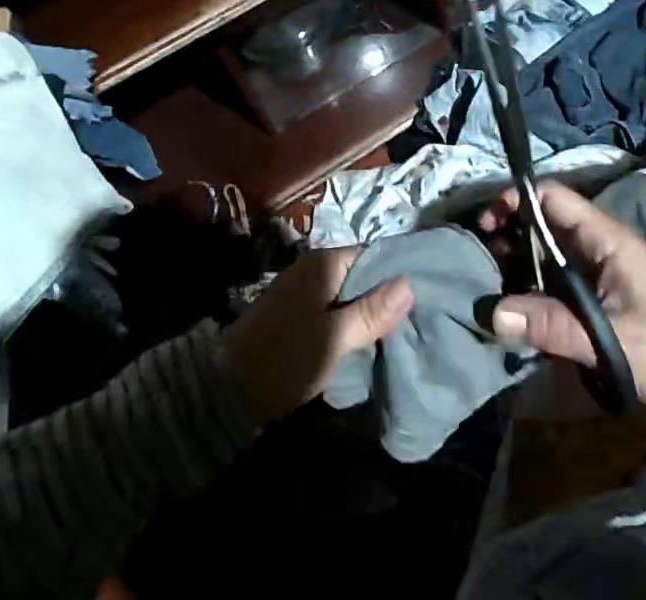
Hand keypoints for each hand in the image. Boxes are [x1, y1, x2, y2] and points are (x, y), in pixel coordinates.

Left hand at [222, 247, 413, 423]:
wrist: (224, 389)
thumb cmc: (284, 358)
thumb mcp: (335, 338)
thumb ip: (371, 311)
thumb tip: (410, 283)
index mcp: (324, 263)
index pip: (374, 255)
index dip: (397, 275)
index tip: (421, 297)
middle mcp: (313, 267)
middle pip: (362, 273)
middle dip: (384, 295)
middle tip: (411, 319)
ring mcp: (302, 289)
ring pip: (348, 292)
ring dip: (367, 310)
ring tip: (394, 330)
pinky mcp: (295, 311)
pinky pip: (333, 306)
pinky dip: (349, 319)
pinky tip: (363, 338)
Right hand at [482, 183, 645, 417]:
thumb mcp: (610, 342)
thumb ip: (553, 326)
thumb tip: (494, 312)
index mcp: (609, 241)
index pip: (556, 198)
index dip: (517, 200)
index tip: (487, 223)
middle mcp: (600, 244)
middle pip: (545, 218)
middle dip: (510, 228)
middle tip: (480, 253)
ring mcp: (598, 265)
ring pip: (547, 244)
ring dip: (517, 254)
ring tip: (487, 277)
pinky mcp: (596, 288)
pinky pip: (555, 270)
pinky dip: (530, 276)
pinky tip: (510, 297)